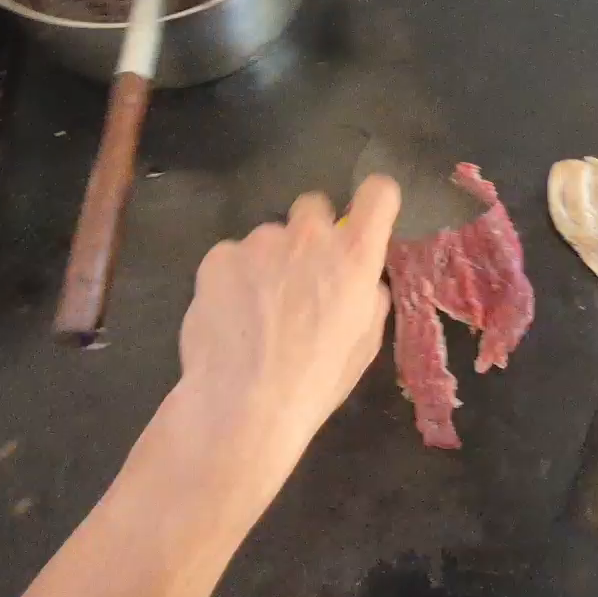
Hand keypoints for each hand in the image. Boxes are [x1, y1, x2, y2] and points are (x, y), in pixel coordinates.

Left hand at [170, 176, 400, 467]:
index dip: (374, 201)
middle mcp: (310, 235)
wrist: (245, 404)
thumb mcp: (366, 340)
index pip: (378, 192)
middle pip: (315, 206)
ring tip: (258, 310)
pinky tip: (231, 315)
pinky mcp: (219, 256)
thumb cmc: (318, 378)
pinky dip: (234, 278)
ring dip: (269, 261)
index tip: (367, 217)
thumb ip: (367, 294)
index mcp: (355, 254)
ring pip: (269, 238)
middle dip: (312, 233)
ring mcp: (260, 241)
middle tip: (302, 274)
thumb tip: (359, 280)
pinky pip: (232, 256)